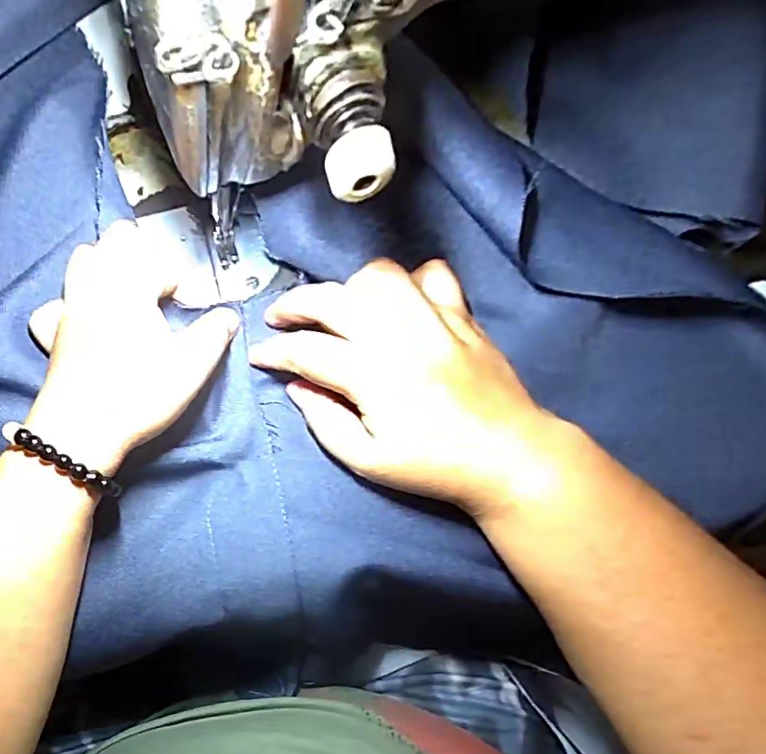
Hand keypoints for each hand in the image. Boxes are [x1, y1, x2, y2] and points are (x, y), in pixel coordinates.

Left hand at [24, 220, 241, 473]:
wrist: (81, 429)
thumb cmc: (138, 395)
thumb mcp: (191, 368)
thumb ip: (214, 335)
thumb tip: (228, 317)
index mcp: (131, 287)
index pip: (157, 259)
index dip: (176, 277)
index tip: (184, 301)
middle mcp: (96, 286)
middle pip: (113, 242)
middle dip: (140, 253)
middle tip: (160, 283)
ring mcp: (70, 307)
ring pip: (83, 261)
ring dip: (107, 264)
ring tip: (128, 292)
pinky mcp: (54, 333)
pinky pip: (58, 302)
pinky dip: (73, 300)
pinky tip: (85, 317)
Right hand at [250, 258, 582, 520]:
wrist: (505, 455)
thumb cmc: (432, 466)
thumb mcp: (367, 459)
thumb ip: (325, 421)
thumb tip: (297, 388)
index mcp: (371, 373)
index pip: (308, 351)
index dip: (275, 352)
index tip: (259, 356)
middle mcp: (398, 334)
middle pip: (333, 299)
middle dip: (295, 305)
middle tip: (279, 319)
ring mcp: (433, 319)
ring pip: (378, 276)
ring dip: (347, 287)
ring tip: (337, 308)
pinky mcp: (461, 316)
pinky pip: (431, 276)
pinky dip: (408, 282)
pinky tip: (399, 303)